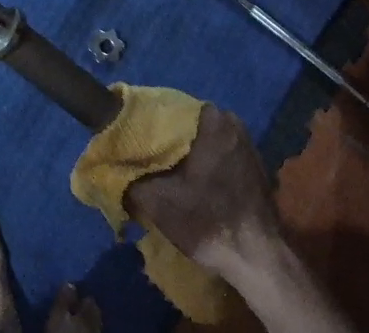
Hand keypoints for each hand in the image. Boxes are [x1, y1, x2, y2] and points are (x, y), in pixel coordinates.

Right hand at [124, 105, 277, 265]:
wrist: (258, 259)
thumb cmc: (207, 221)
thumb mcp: (157, 202)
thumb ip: (130, 177)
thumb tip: (110, 166)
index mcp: (212, 121)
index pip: (169, 108)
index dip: (147, 123)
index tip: (133, 138)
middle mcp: (233, 124)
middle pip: (187, 124)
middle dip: (166, 138)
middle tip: (146, 156)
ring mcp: (248, 145)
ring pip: (204, 139)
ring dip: (186, 152)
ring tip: (165, 170)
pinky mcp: (255, 167)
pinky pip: (220, 154)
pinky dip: (204, 163)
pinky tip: (192, 183)